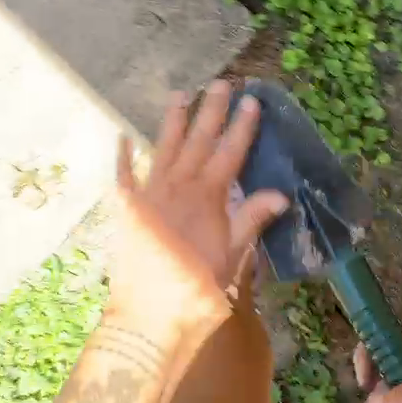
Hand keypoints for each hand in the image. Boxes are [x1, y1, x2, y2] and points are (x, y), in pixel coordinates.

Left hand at [107, 82, 289, 340]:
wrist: (147, 319)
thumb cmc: (197, 292)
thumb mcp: (233, 258)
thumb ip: (251, 220)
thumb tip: (280, 192)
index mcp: (208, 196)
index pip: (230, 152)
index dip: (243, 126)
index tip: (252, 99)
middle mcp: (178, 185)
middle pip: (198, 140)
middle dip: (211, 111)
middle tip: (220, 83)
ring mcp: (149, 193)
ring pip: (163, 147)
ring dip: (173, 121)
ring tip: (180, 94)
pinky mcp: (126, 209)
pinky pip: (123, 176)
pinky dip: (122, 155)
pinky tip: (121, 136)